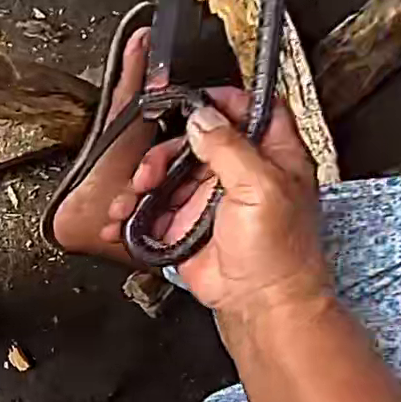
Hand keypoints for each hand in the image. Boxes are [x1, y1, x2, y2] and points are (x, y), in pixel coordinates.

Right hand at [113, 88, 328, 324]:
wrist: (255, 301)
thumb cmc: (278, 253)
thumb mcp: (261, 187)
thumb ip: (229, 148)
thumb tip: (203, 118)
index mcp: (269, 157)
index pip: (250, 111)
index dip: (223, 101)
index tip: (192, 102)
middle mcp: (236, 176)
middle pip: (193, 145)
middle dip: (164, 153)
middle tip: (150, 171)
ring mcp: (206, 202)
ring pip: (166, 178)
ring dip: (142, 185)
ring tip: (131, 199)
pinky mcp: (182, 228)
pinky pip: (151, 214)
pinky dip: (132, 216)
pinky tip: (122, 220)